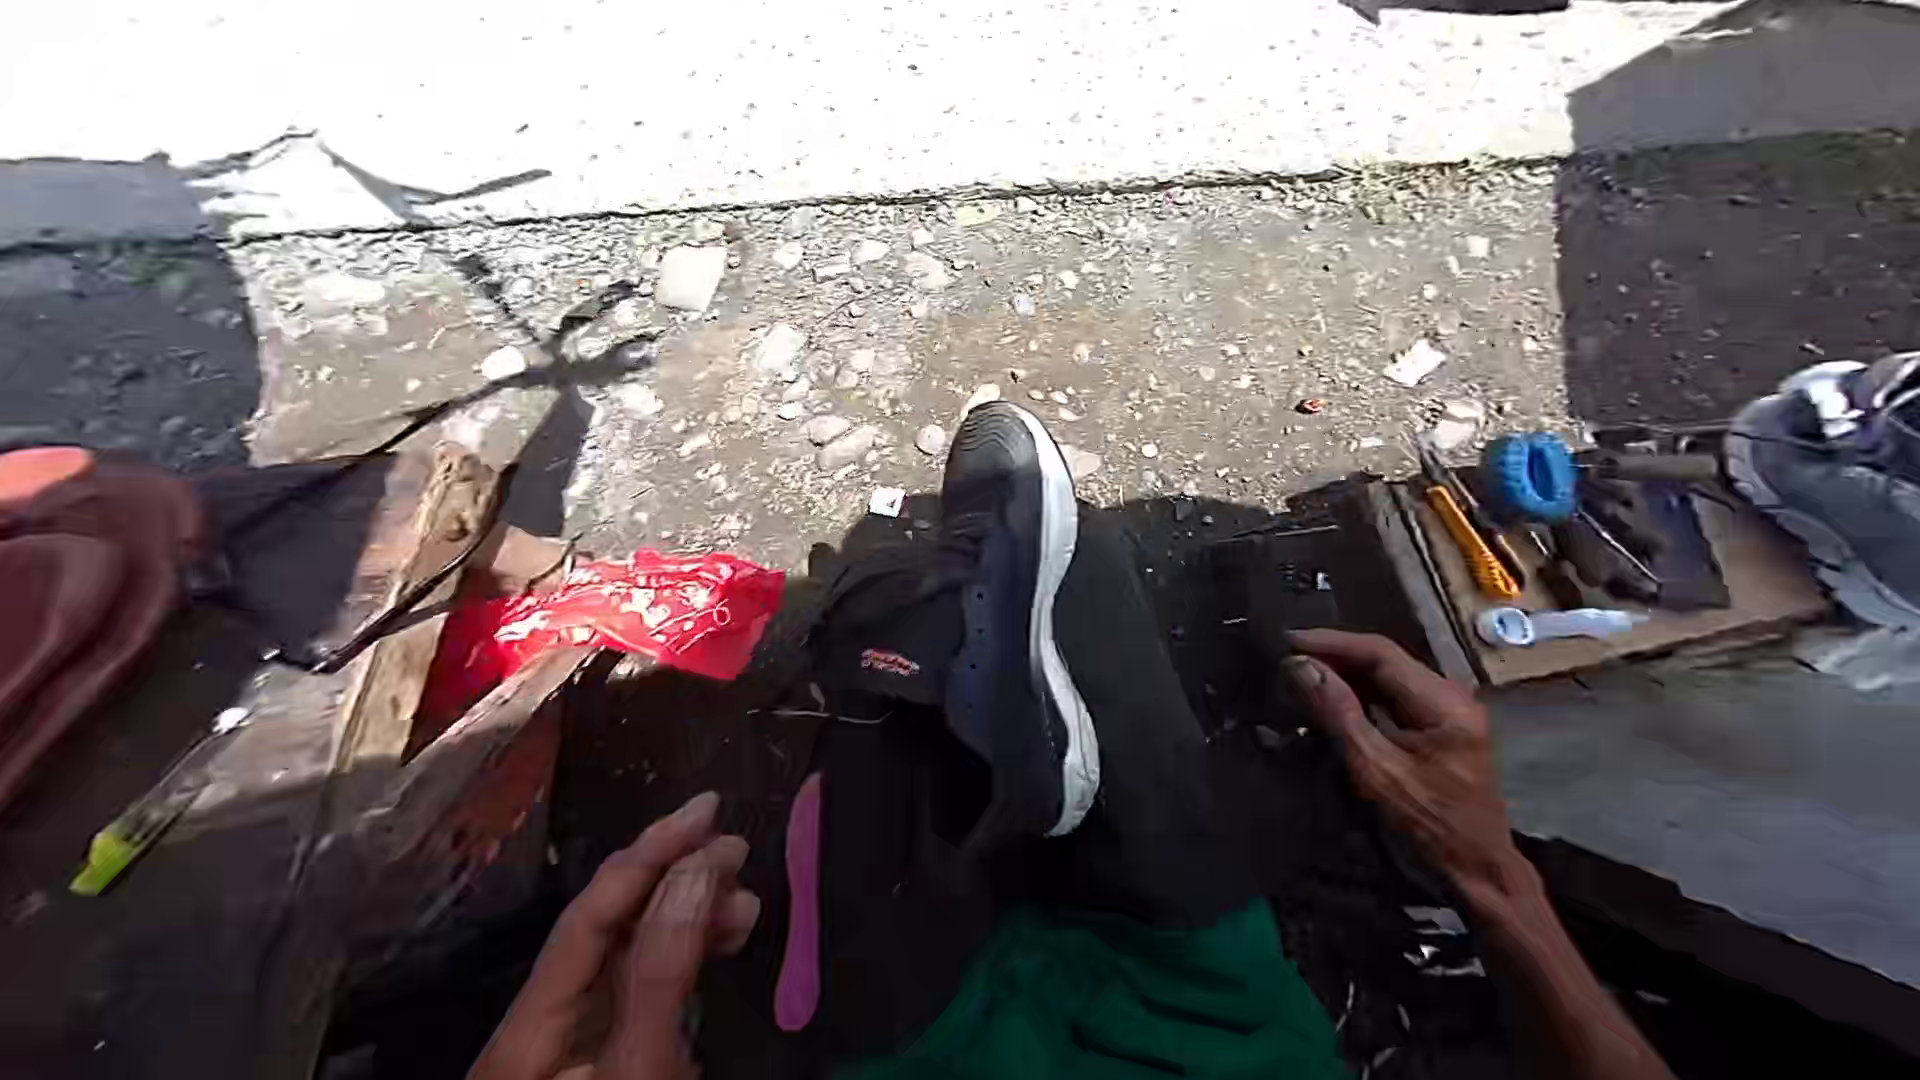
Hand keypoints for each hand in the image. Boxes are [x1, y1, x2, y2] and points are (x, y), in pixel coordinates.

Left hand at [471, 792, 760, 1079]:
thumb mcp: (642, 1073)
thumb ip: (665, 970)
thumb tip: (698, 867)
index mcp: (526, 1035)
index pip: (589, 916)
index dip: (647, 853)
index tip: (706, 810)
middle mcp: (547, 1026)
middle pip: (612, 926)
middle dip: (679, 877)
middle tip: (739, 851)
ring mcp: (585, 1041)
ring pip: (639, 950)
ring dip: (695, 912)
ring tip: (748, 901)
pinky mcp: (619, 1052)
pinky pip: (657, 980)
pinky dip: (696, 949)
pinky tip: (728, 936)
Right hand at [1286, 629, 1526, 909]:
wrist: (1475, 878)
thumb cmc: (1428, 827)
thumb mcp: (1375, 770)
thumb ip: (1338, 712)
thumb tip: (1299, 665)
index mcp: (1444, 703)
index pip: (1379, 652)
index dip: (1330, 643)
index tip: (1285, 642)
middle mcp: (1448, 698)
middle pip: (1381, 661)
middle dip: (1330, 656)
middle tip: (1282, 659)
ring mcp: (1443, 714)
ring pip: (1380, 678)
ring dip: (1337, 674)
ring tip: (1294, 675)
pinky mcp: (1432, 731)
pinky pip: (1384, 698)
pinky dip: (1350, 694)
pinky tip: (1322, 698)